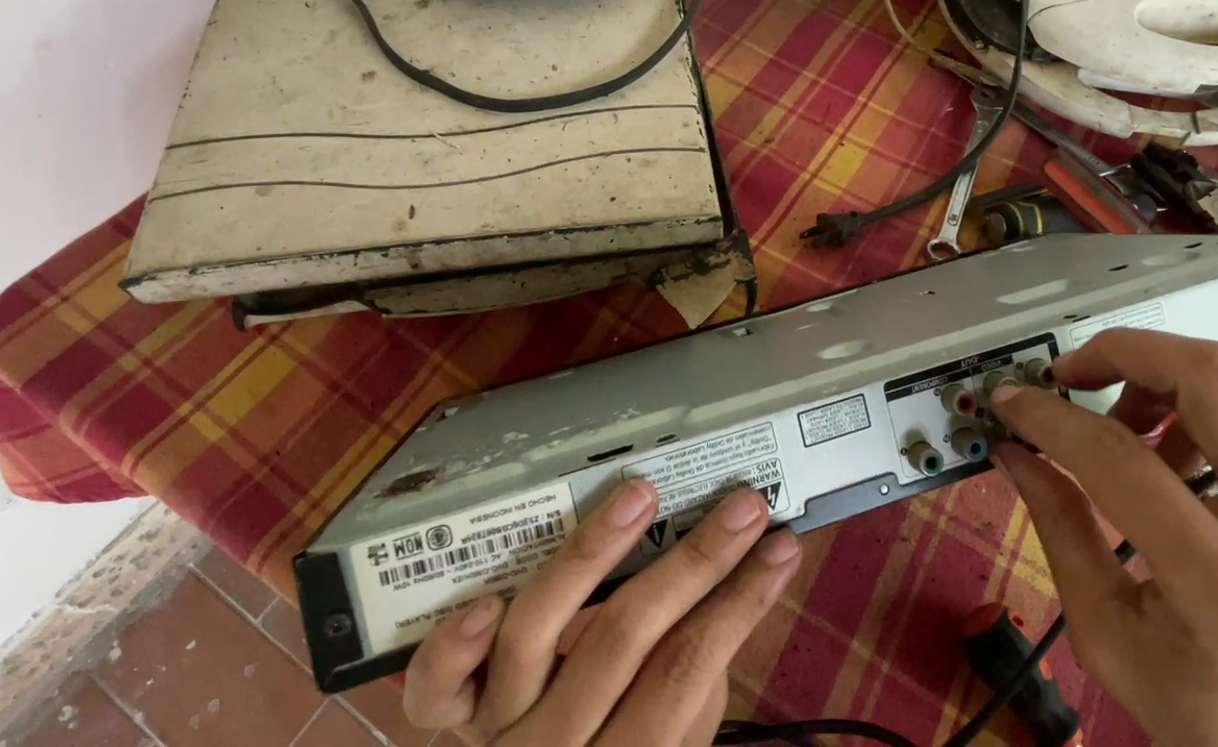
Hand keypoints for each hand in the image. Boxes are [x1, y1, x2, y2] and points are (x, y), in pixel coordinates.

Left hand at [401, 480, 801, 745]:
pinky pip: (436, 686)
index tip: (781, 546)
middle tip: (739, 505)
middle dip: (694, 563)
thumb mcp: (674, 735)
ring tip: (639, 496)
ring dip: (590, 555)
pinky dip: (456, 645)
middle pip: (625, 639)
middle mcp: (560, 744)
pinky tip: (485, 600)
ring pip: (536, 635)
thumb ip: (690, 675)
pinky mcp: (448, 714)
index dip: (742, 604)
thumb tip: (730, 575)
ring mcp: (497, 726)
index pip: (690, 669)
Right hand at [989, 328, 1217, 746]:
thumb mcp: (1113, 640)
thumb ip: (1061, 530)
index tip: (1014, 403)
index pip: (1121, 458)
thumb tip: (1017, 453)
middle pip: (1214, 377)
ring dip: (1167, 382)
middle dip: (1125, 351)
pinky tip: (1183, 465)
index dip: (1051, 416)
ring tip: (1127, 430)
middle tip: (1074, 375)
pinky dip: (1210, 421)